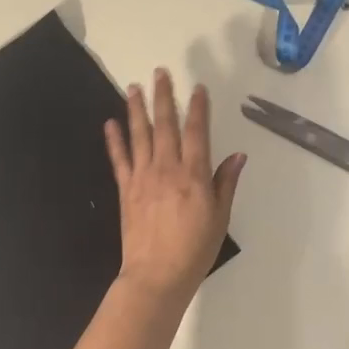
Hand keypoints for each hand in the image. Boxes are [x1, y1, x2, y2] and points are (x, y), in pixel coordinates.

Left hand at [104, 69, 246, 304]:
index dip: (198, 108)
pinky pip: (119, 159)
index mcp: (194, 175)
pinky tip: (110, 123)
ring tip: (133, 87)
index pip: (197, 132)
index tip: (197, 88)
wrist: (156, 275)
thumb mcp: (220, 217)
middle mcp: (167, 169)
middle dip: (164, 97)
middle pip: (165, 125)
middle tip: (160, 73)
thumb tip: (238, 156)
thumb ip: (226, 183)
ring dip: (136, 109)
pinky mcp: (126, 190)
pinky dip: (114, 140)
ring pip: (140, 135)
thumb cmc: (195, 250)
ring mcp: (143, 177)